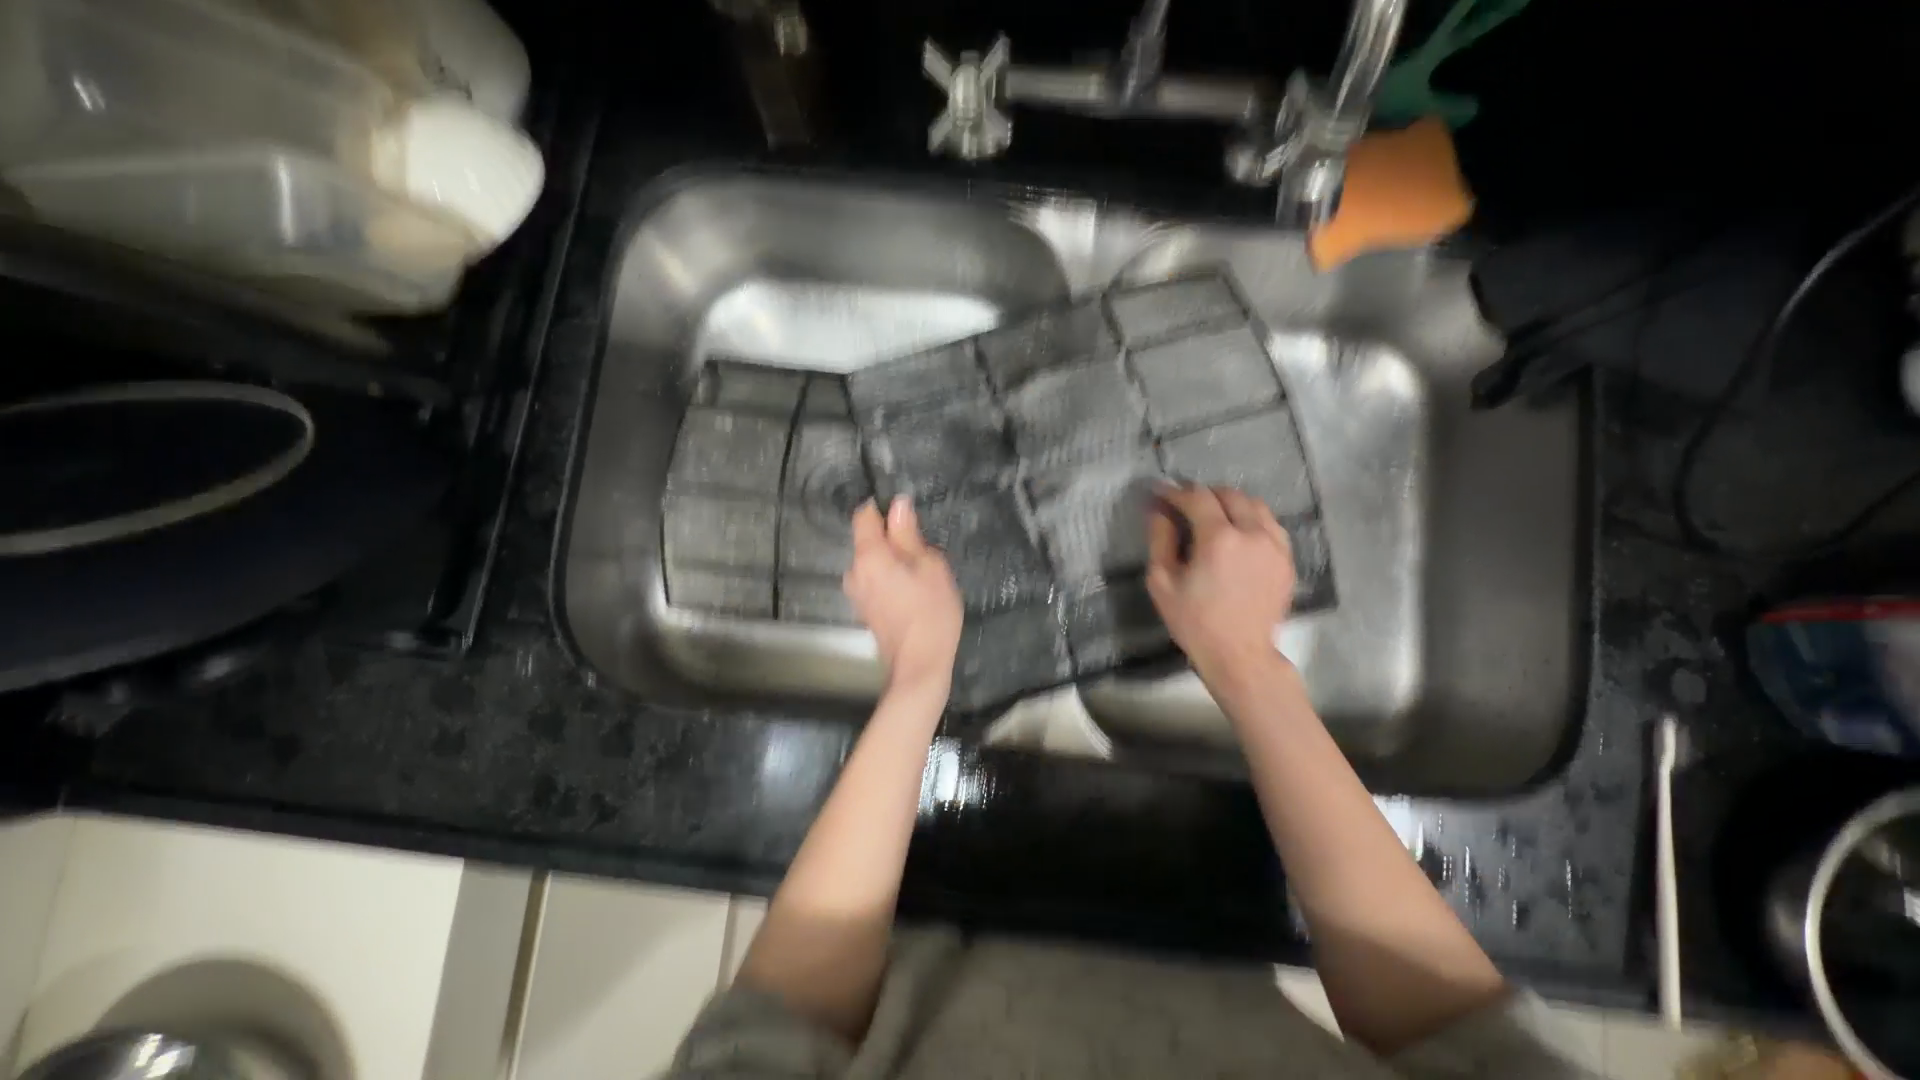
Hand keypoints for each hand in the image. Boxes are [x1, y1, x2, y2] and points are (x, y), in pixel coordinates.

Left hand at [844, 497, 962, 693]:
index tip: (907, 518)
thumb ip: (909, 534)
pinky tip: (913, 596)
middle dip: (894, 541)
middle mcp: (854, 572)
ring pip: (874, 563)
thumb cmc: (930, 612)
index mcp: (868, 556)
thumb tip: (898, 505)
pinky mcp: (864, 610)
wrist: (920, 665)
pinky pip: (875, 582)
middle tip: (924, 555)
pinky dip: (891, 581)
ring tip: (922, 579)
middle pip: (869, 541)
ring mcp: (856, 594)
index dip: (884, 509)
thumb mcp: (930, 566)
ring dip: (893, 563)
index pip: (864, 515)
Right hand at [1146, 486, 1295, 682]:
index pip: (1197, 497)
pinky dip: (1253, 520)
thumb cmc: (1195, 622)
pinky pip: (1271, 526)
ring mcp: (1275, 546)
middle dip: (1205, 493)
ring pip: (1255, 505)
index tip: (1161, 492)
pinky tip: (1239, 534)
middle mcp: (1252, 534)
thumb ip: (1160, 539)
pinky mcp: (1287, 560)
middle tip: (1186, 504)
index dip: (1175, 491)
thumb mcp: (1162, 582)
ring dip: (1231, 503)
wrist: (1239, 655)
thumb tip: (1159, 509)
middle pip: (1230, 494)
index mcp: (1219, 539)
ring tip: (1214, 515)